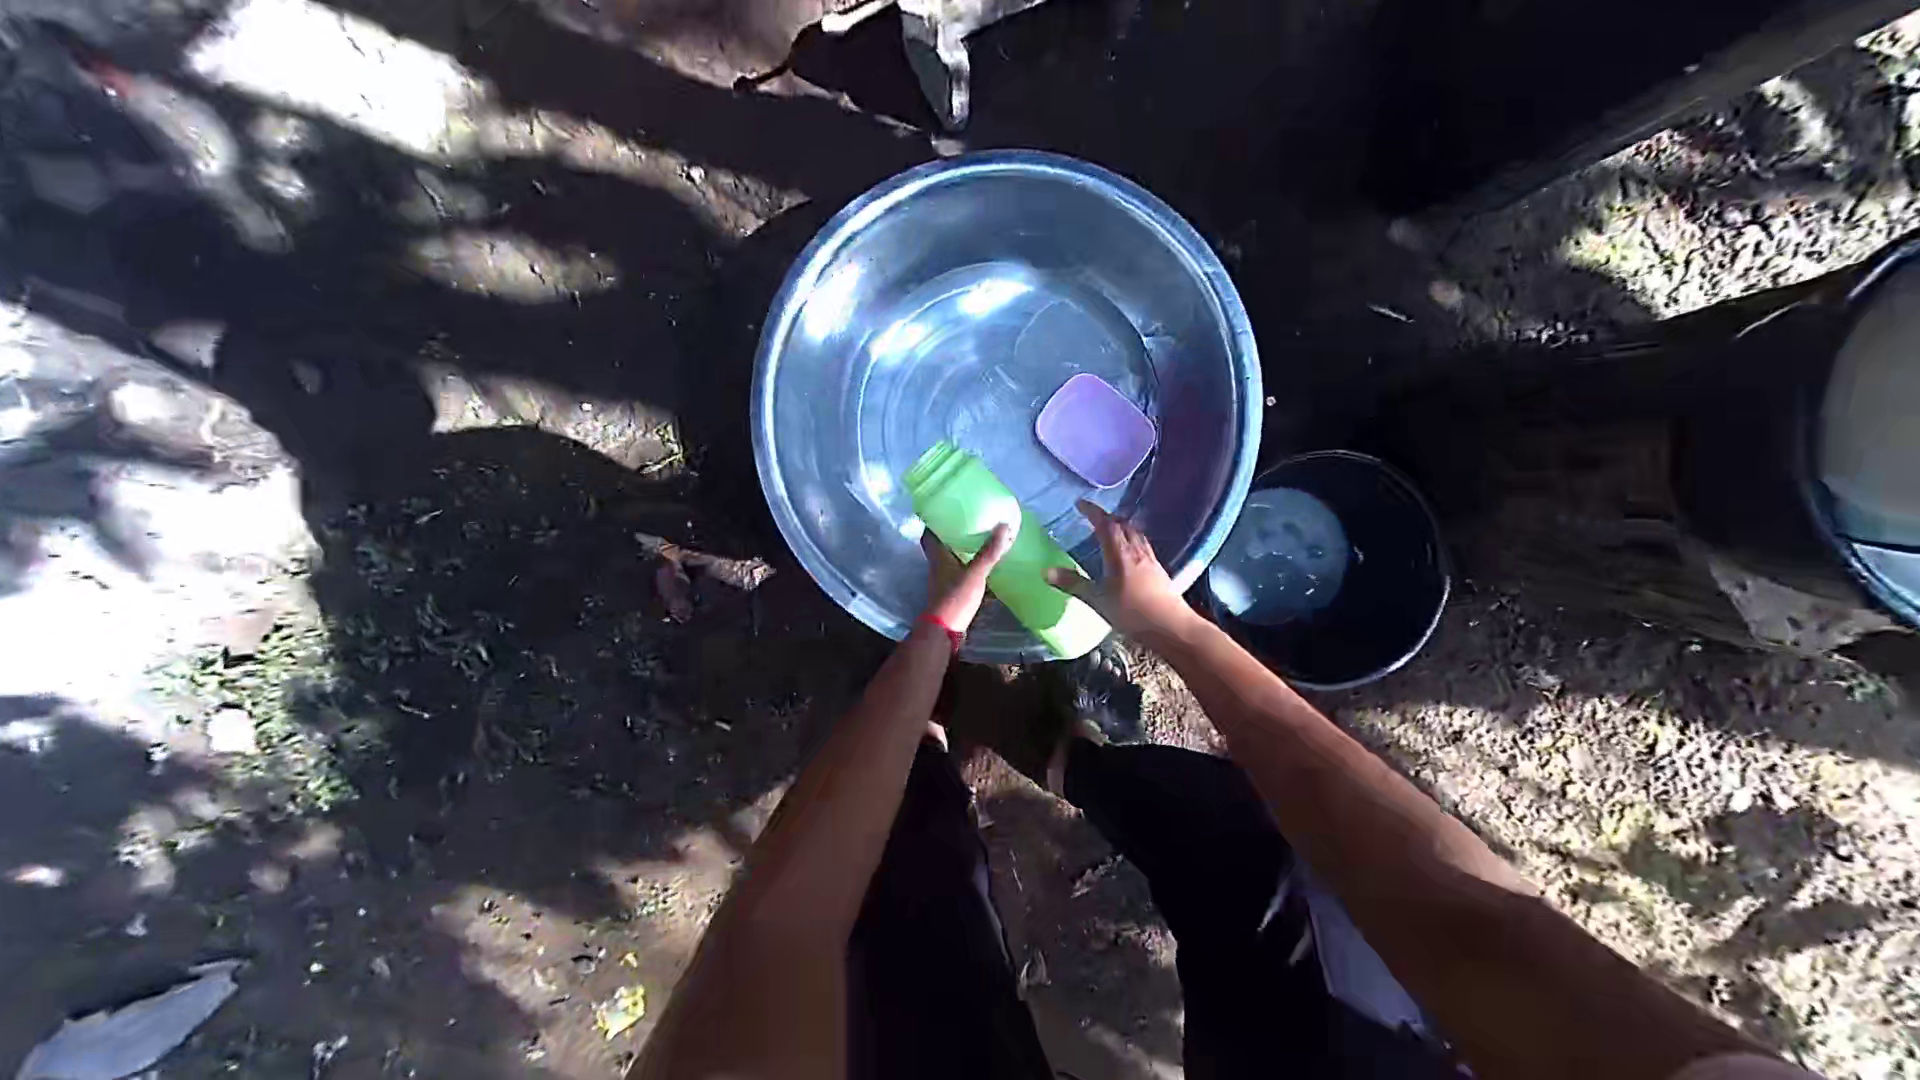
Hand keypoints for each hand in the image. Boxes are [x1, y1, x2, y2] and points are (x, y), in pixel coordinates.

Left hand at [920, 523, 1015, 632]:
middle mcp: (937, 566)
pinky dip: (968, 568)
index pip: (929, 533)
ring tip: (979, 541)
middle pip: (940, 546)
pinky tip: (982, 567)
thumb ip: (989, 552)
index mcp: (938, 556)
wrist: (945, 630)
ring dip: (960, 552)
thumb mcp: (975, 573)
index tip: (946, 510)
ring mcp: (943, 581)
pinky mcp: (951, 593)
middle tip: (967, 524)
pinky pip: (958, 574)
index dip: (934, 522)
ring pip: (949, 560)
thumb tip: (1004, 525)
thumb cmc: (955, 598)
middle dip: (951, 535)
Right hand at [1046, 500, 1198, 640]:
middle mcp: (1136, 551)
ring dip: (1122, 527)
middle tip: (1094, 518)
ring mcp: (1150, 560)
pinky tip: (1129, 554)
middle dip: (1107, 517)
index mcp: (1120, 553)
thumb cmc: (1132, 613)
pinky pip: (1143, 546)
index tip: (1081, 504)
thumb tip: (1046, 572)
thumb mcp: (1097, 600)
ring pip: (1135, 534)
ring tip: (1111, 531)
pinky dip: (1132, 540)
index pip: (1106, 524)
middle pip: (1123, 525)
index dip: (1093, 511)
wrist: (1171, 627)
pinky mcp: (1159, 571)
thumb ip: (1073, 584)